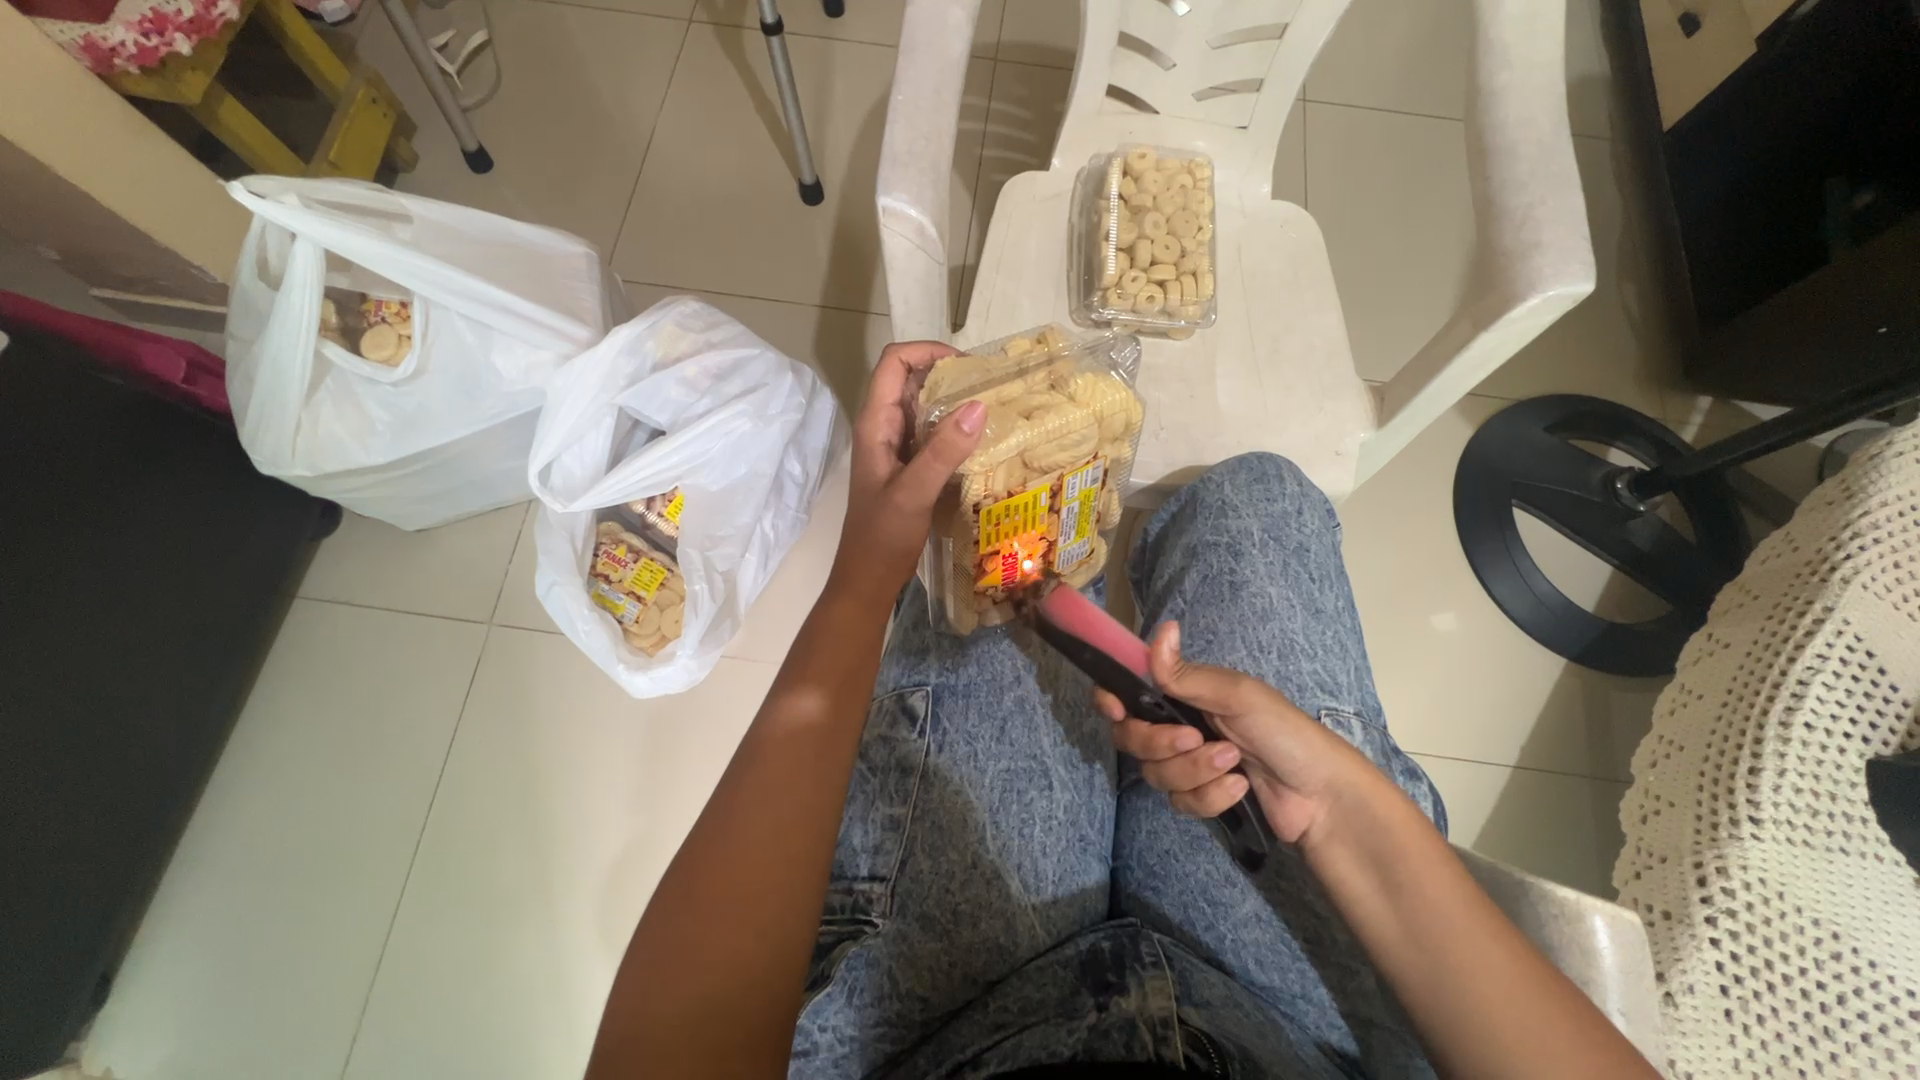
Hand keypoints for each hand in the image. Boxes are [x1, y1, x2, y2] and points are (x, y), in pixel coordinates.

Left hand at [829, 341, 985, 604]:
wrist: (869, 578)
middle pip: (912, 379)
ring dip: (955, 402)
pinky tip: (984, 440)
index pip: (894, 363)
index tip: (967, 365)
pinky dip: (956, 429)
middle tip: (991, 384)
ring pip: (925, 408)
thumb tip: (979, 405)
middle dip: (948, 374)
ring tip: (995, 406)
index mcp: (875, 424)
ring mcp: (897, 448)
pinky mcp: (911, 467)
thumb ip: (943, 451)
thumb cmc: (883, 537)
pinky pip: (934, 435)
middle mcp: (884, 428)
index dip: (927, 351)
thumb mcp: (914, 492)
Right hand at [1094, 621, 1378, 845]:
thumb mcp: (1237, 695)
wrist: (1321, 795)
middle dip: (1160, 742)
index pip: (1128, 692)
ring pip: (1155, 773)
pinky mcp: (1200, 798)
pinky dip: (1209, 797)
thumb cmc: (1285, 732)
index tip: (1115, 710)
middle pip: (1132, 738)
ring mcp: (1187, 765)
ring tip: (1233, 765)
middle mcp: (1178, 725)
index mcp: (1185, 694)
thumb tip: (1162, 629)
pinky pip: (1179, 802)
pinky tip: (1239, 790)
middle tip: (1196, 738)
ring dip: (1193, 771)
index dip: (1110, 700)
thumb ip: (1188, 674)